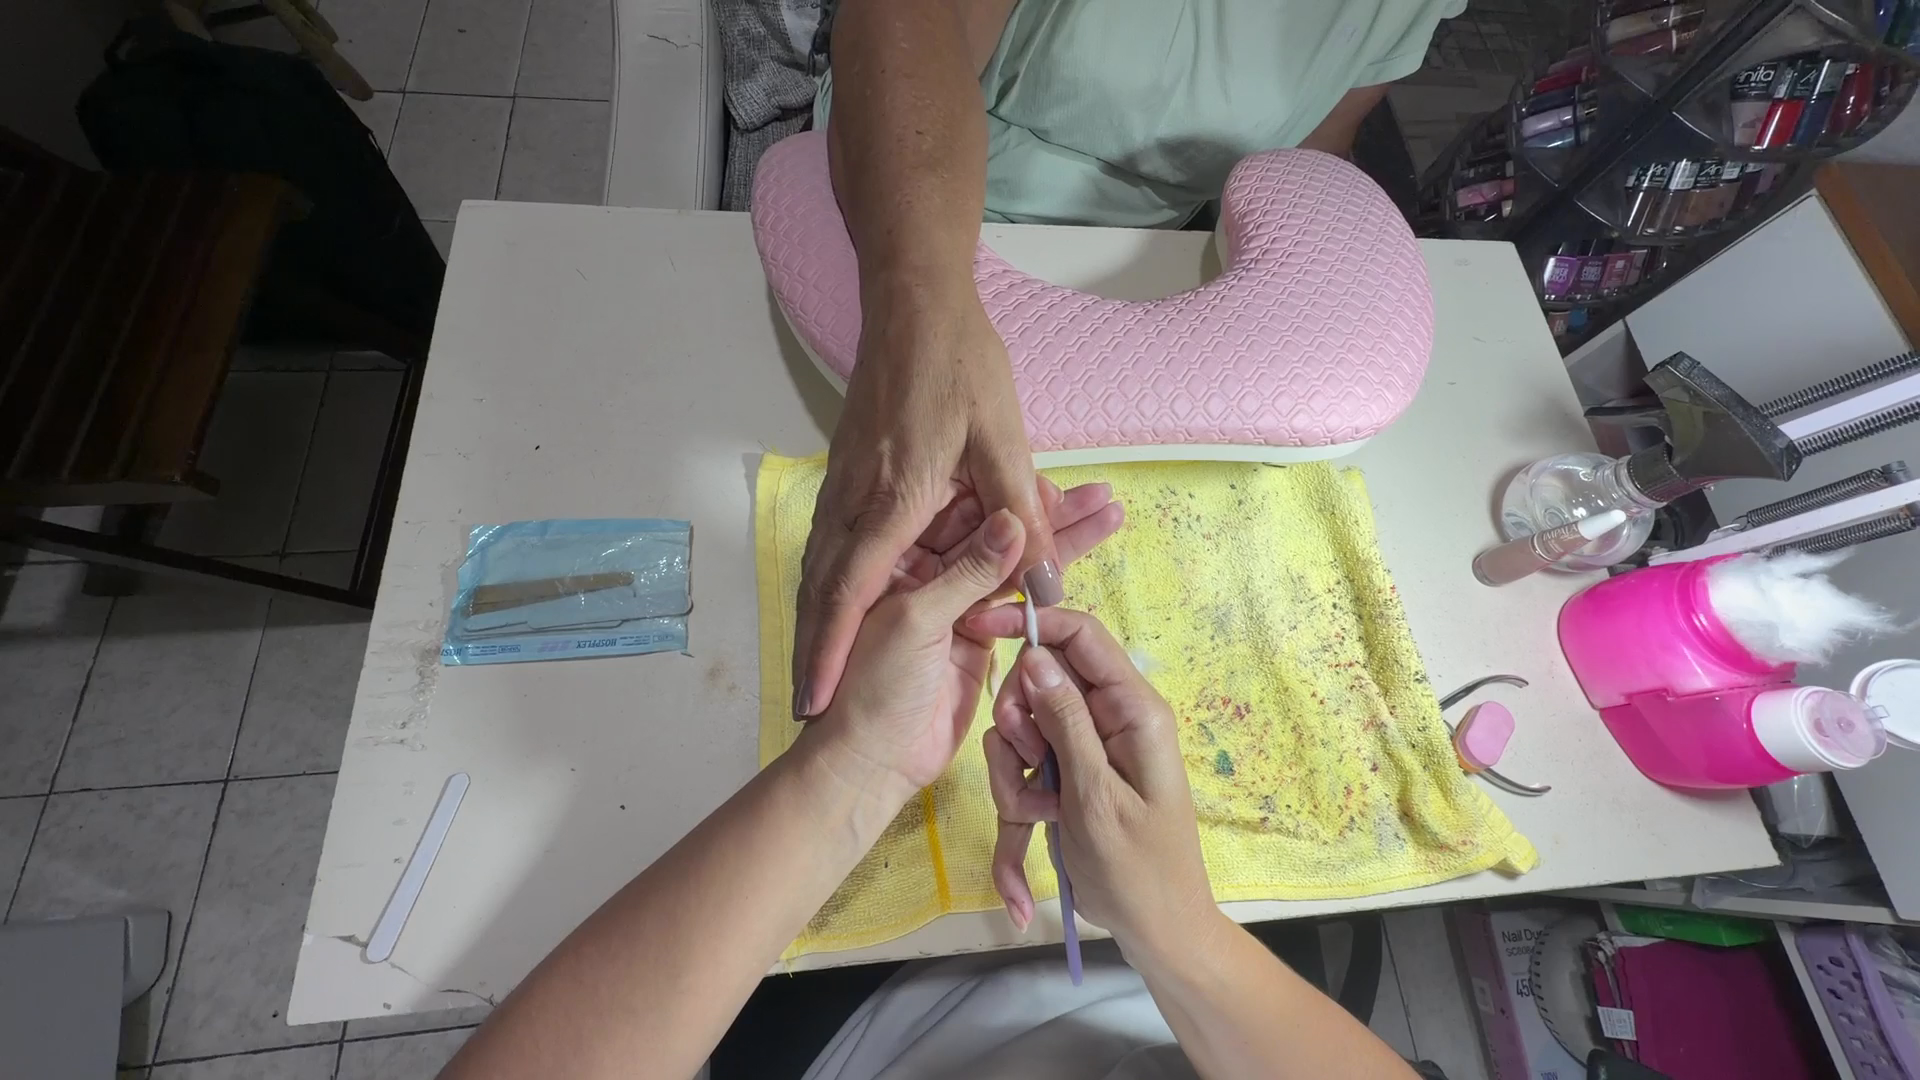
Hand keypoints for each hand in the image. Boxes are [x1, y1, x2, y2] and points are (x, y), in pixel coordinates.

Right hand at [794, 301, 1059, 718]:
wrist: (912, 302)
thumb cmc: (960, 366)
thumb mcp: (1004, 440)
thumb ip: (1024, 515)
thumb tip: (1046, 583)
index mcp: (893, 497)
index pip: (853, 590)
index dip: (831, 648)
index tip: (817, 696)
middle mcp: (853, 499)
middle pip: (822, 587)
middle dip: (813, 647)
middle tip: (811, 697)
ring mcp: (841, 483)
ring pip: (822, 564)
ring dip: (819, 616)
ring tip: (817, 662)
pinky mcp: (843, 470)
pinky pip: (832, 538)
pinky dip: (830, 577)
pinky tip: (840, 596)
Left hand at [810, 484, 1124, 800]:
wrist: (874, 757)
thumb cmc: (876, 684)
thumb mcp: (917, 618)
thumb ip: (968, 572)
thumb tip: (1016, 520)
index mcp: (904, 555)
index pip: (969, 515)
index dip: (1017, 501)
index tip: (1066, 488)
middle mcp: (934, 571)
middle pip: (999, 537)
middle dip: (1052, 518)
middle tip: (1104, 498)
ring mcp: (959, 604)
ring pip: (1014, 566)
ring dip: (1059, 545)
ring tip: (1108, 517)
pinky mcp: (980, 637)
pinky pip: (1019, 605)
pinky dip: (1048, 586)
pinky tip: (1081, 564)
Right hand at [964, 606, 1214, 956]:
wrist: (1156, 931)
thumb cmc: (1137, 869)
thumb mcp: (1095, 795)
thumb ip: (1065, 720)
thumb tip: (1034, 655)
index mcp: (1132, 709)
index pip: (1081, 635)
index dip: (1032, 621)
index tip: (980, 623)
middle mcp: (1109, 717)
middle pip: (1039, 681)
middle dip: (1019, 723)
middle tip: (1029, 767)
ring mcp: (1086, 747)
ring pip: (1023, 727)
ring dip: (1014, 773)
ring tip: (1040, 815)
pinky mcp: (1067, 774)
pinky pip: (1023, 767)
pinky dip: (1017, 801)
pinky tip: (1025, 848)